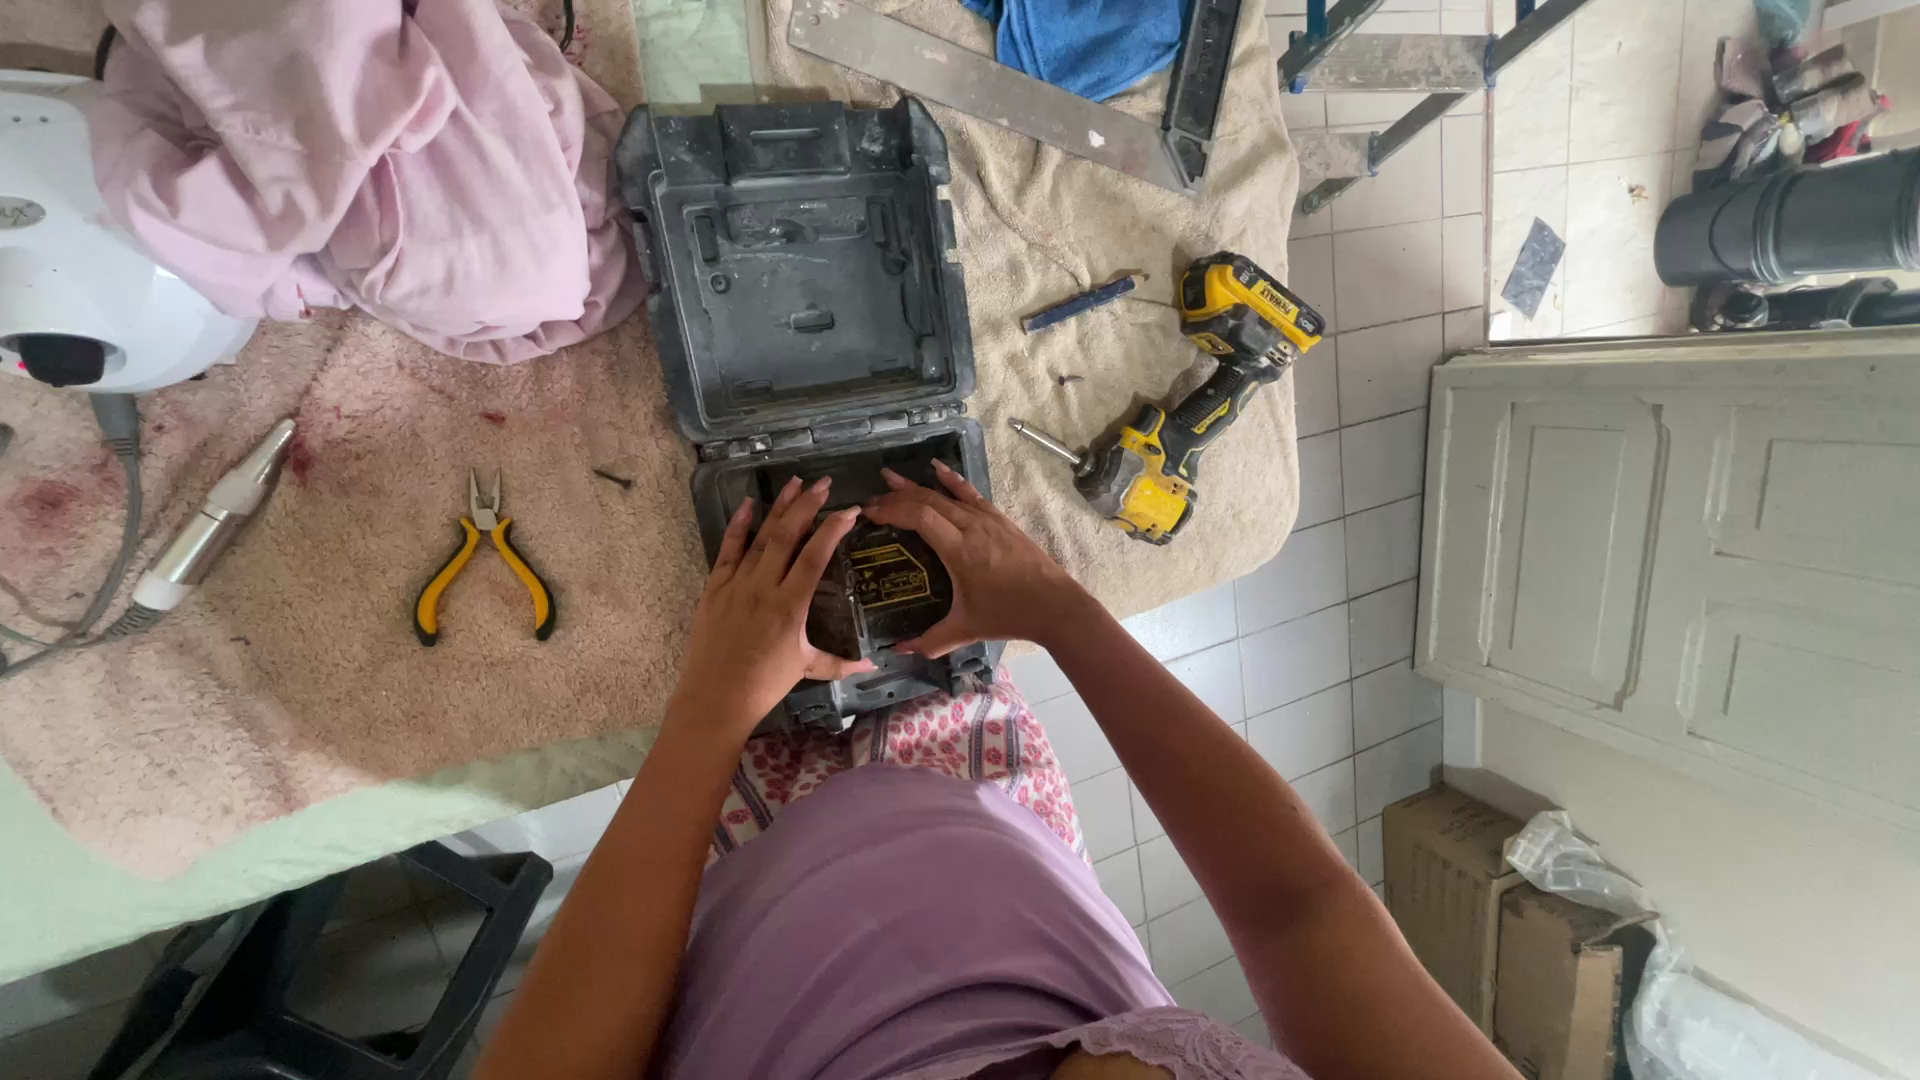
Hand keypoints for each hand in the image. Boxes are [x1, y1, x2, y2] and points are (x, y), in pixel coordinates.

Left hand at [668, 476, 873, 737]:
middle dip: (807, 506)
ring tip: (795, 483)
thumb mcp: (807, 669)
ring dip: (779, 508)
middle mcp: (763, 587)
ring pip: (760, 537)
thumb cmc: (765, 685)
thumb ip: (841, 663)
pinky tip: (747, 504)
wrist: (714, 699)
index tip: (849, 510)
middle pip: (787, 536)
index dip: (833, 529)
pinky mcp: (714, 589)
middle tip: (823, 483)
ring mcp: (736, 585)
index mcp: (790, 605)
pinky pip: (727, 550)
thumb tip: (873, 665)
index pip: (815, 556)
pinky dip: (738, 526)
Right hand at [863, 459, 1095, 656]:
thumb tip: (898, 650)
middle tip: (871, 502)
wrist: (1056, 605)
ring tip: (890, 479)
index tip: (869, 514)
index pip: (919, 517)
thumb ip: (930, 641)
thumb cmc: (1009, 616)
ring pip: (947, 495)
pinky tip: (937, 468)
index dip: (892, 511)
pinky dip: (951, 480)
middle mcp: (972, 527)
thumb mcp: (966, 630)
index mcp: (960, 550)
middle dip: (897, 498)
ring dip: (917, 486)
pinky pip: (970, 494)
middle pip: (928, 501)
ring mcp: (988, 520)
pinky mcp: (1000, 520)